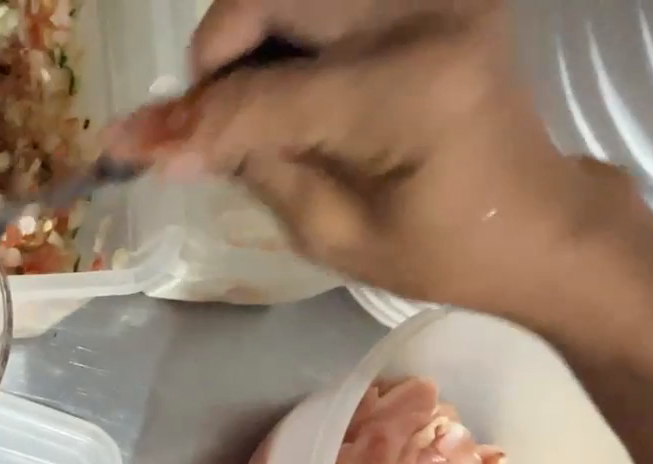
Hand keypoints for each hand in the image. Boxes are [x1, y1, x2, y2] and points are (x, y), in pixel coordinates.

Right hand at [112, 0, 652, 321]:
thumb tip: (166, 142)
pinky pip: (322, 0)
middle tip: (202, 120)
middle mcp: (425, 14)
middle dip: (213, 57)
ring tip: (248, 107)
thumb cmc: (431, 250)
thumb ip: (252, 166)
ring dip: (246, 40)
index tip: (121, 146)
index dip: (181, 125)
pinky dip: (281, 34)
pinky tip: (285, 83)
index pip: (258, 97)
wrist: (531, 216)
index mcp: (407, 93)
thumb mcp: (327, 231)